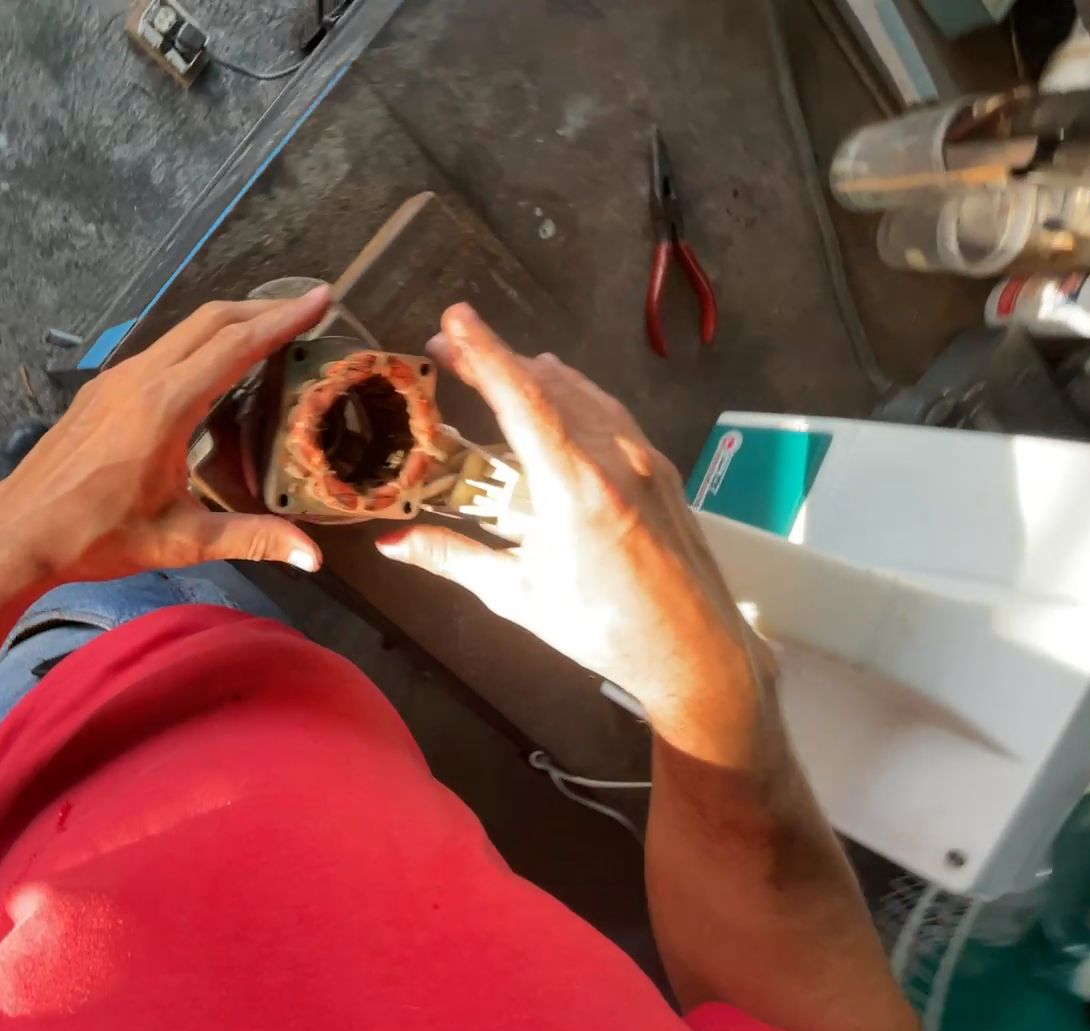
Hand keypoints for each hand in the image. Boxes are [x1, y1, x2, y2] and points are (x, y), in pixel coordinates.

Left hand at [0, 290, 328, 590]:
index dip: (282, 319)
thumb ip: (250, 539)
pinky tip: (207, 366)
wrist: (16, 531)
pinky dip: (195, 343)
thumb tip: (313, 557)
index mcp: (165, 407)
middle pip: (209, 320)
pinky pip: (158, 349)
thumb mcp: (179, 541)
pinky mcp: (99, 389)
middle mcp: (140, 378)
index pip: (235, 346)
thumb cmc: (97, 538)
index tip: (320, 299)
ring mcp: (114, 379)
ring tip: (265, 331)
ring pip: (180, 331)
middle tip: (304, 307)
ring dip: (227, 322)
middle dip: (261, 307)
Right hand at [376, 304, 770, 738]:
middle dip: (494, 357)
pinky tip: (556, 392)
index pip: (521, 401)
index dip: (484, 354)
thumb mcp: (517, 596)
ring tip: (490, 362)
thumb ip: (451, 558)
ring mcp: (645, 459)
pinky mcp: (661, 469)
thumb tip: (389, 542)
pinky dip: (570, 390)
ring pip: (582, 391)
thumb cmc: (602, 629)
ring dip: (531, 370)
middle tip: (448, 344)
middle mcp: (615, 458)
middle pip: (547, 385)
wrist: (700, 654)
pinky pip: (608, 410)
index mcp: (575, 487)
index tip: (453, 319)